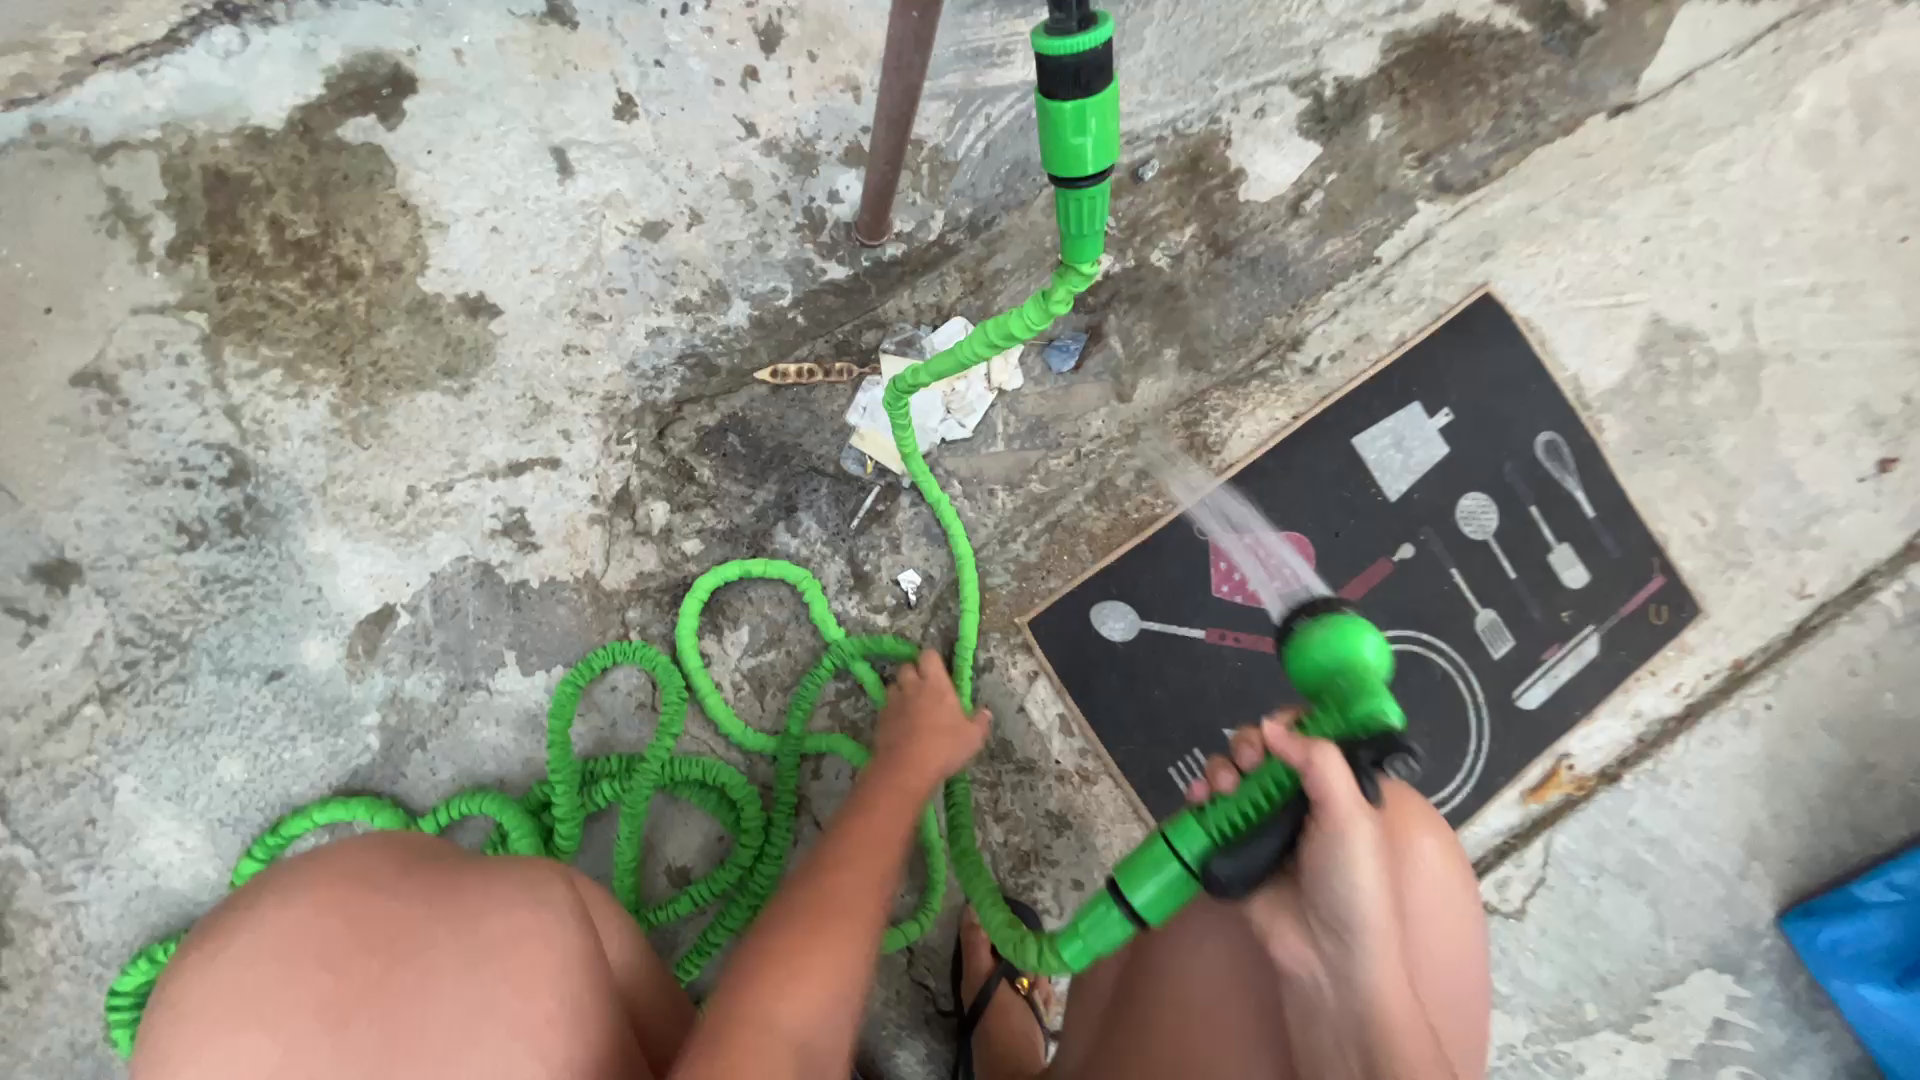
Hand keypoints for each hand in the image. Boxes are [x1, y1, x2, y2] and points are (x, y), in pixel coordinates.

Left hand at [870, 650, 989, 792]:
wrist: (906, 769)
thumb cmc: (944, 747)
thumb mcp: (973, 738)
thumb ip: (980, 722)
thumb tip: (986, 712)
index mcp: (936, 684)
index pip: (929, 655)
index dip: (932, 660)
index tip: (938, 671)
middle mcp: (912, 687)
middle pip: (906, 667)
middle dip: (913, 673)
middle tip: (924, 689)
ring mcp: (893, 702)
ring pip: (893, 686)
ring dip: (900, 691)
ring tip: (910, 706)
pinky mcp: (880, 719)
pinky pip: (885, 707)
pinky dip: (892, 712)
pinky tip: (900, 726)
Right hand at [1187, 710, 1403, 995]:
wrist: (1324, 956)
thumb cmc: (1351, 883)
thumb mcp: (1351, 816)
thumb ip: (1317, 761)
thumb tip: (1271, 725)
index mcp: (1333, 787)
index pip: (1306, 736)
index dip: (1287, 724)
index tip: (1274, 729)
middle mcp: (1295, 797)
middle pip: (1261, 748)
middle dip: (1247, 745)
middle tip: (1249, 763)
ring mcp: (1261, 820)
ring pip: (1231, 771)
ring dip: (1221, 768)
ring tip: (1223, 788)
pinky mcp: (1232, 842)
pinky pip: (1209, 806)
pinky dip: (1199, 794)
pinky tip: (1198, 798)